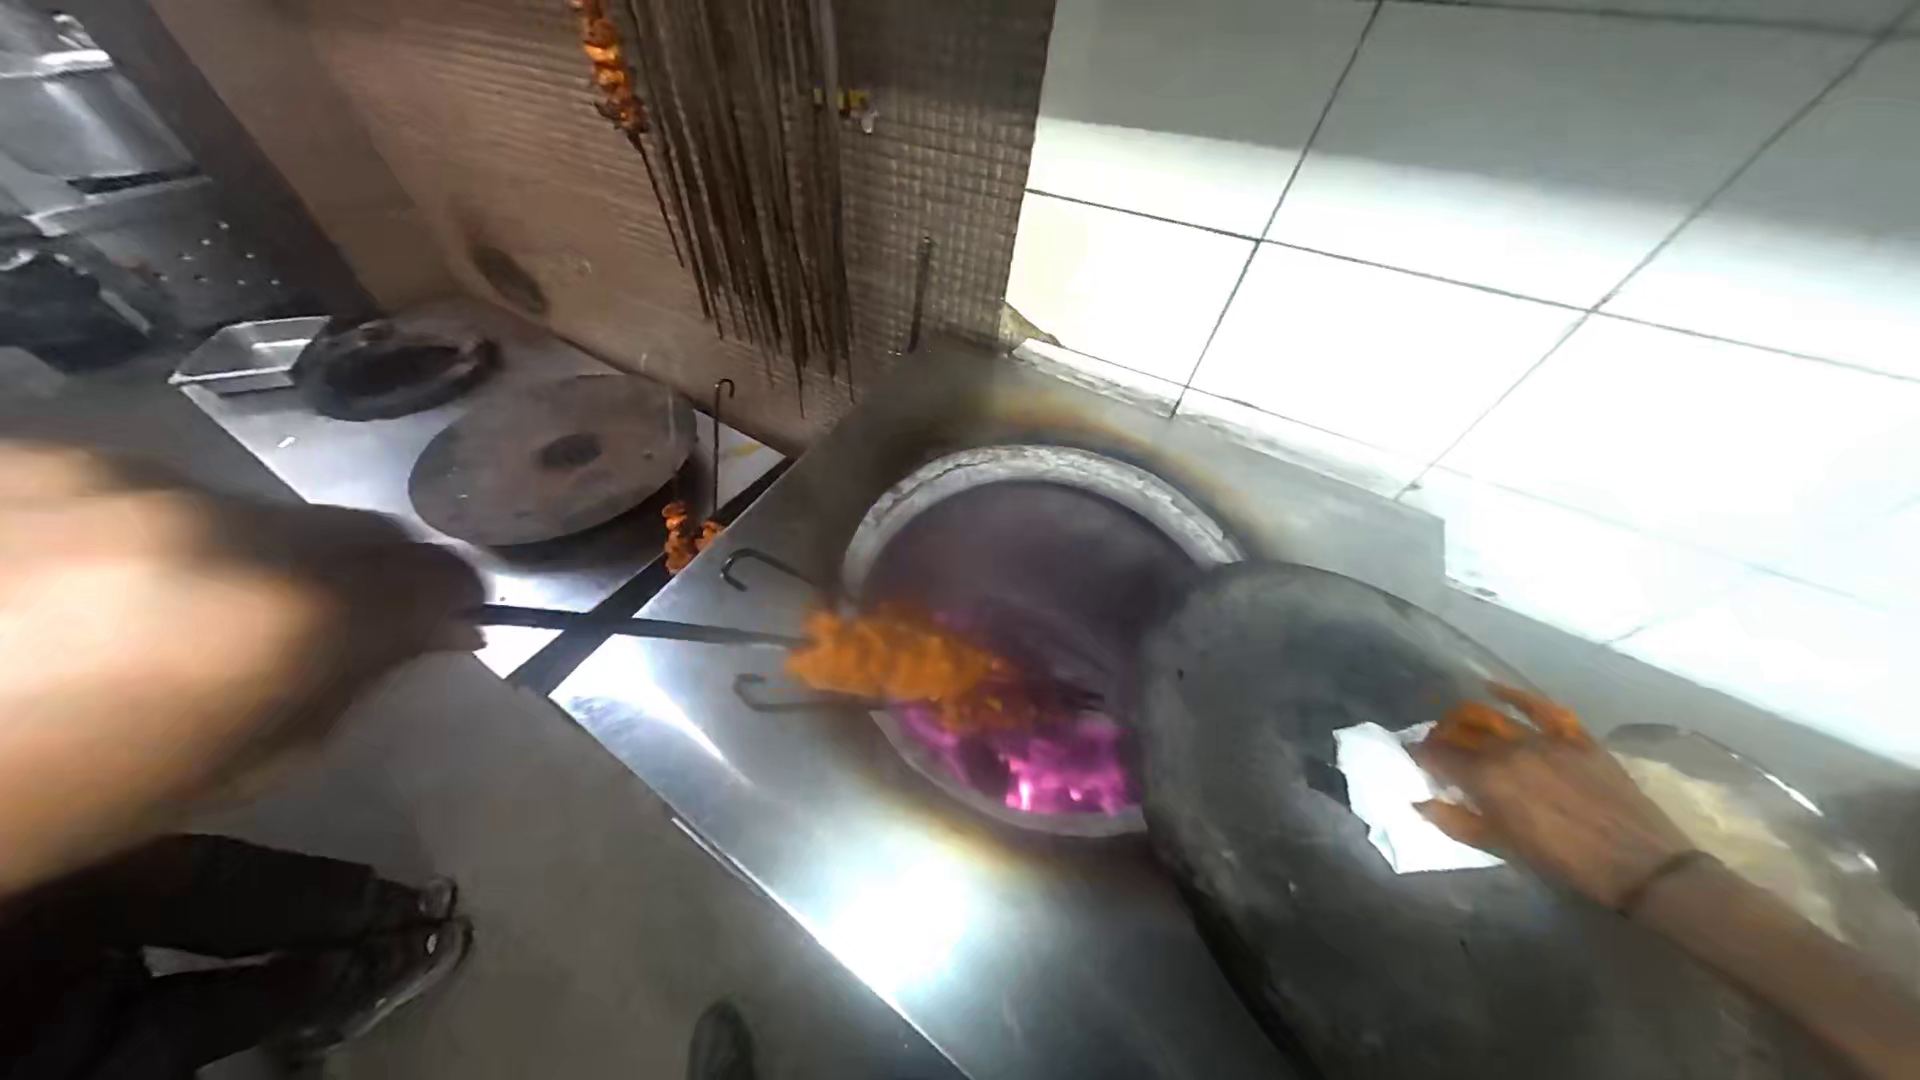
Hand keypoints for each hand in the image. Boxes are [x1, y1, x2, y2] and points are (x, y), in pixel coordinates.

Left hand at [0, 442, 481, 892]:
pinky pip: (168, 493)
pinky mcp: (38, 457)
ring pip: (270, 513)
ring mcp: (124, 481)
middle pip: (368, 530)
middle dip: (376, 572)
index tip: (448, 621)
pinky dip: (172, 534)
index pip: (438, 575)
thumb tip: (441, 633)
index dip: (456, 597)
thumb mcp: (244, 763)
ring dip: (267, 554)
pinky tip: (99, 579)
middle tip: (343, 615)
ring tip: (187, 604)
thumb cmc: (48, 800)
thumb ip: (360, 683)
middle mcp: (227, 530)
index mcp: (285, 618)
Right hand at [1412, 684, 1693, 908]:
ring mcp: (1543, 741)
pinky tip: (1493, 689)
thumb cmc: (1565, 863)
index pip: (1436, 755)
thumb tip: (1418, 800)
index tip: (1416, 761)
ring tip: (1457, 723)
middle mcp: (1507, 751)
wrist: (1644, 870)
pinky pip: (1540, 708)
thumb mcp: (1502, 847)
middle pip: (1458, 732)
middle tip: (1436, 747)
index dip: (1421, 756)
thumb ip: (1454, 821)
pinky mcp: (1575, 740)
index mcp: (1486, 779)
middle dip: (1439, 736)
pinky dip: (1514, 695)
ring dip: (1464, 717)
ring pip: (1489, 716)